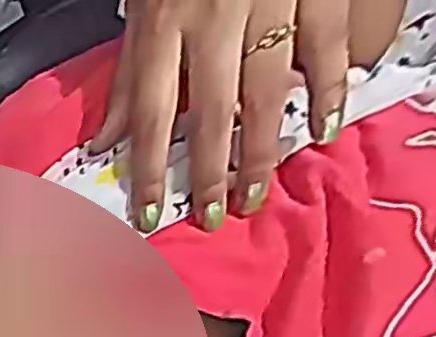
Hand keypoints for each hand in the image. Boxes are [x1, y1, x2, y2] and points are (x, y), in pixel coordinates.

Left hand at [91, 0, 352, 232]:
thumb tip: (104, 143)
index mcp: (166, 22)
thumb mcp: (143, 7)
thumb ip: (128, 76)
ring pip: (270, 85)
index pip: (150, 113)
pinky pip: (330, 39)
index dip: (148, 169)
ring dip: (262, 148)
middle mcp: (218, 13)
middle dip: (211, 171)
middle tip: (213, 216)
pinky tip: (324, 127)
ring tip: (255, 193)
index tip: (149, 214)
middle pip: (212, 110)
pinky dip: (331, 86)